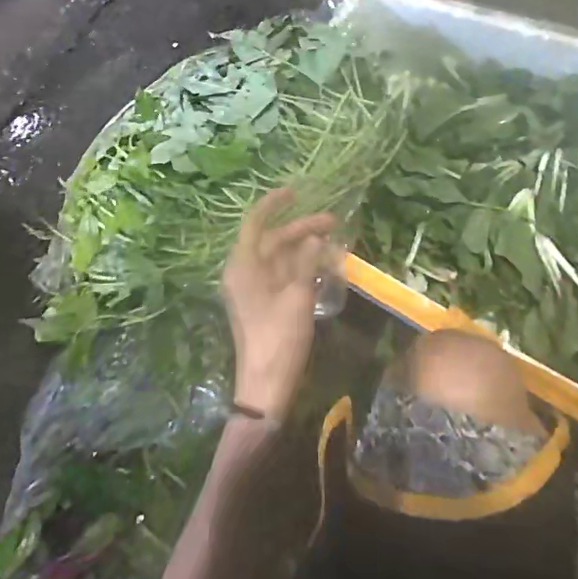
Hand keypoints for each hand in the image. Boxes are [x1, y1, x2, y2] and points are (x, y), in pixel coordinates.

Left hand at [220, 189, 336, 418]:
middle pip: (272, 240)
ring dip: (303, 248)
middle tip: (334, 222)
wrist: (265, 386)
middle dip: (301, 229)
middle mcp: (243, 272)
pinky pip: (280, 275)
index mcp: (243, 266)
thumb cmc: (279, 338)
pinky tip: (322, 264)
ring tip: (334, 240)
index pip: (255, 223)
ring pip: (278, 258)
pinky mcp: (262, 303)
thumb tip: (315, 237)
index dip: (273, 204)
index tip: (296, 192)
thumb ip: (306, 263)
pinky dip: (299, 267)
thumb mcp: (297, 297)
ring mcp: (252, 289)